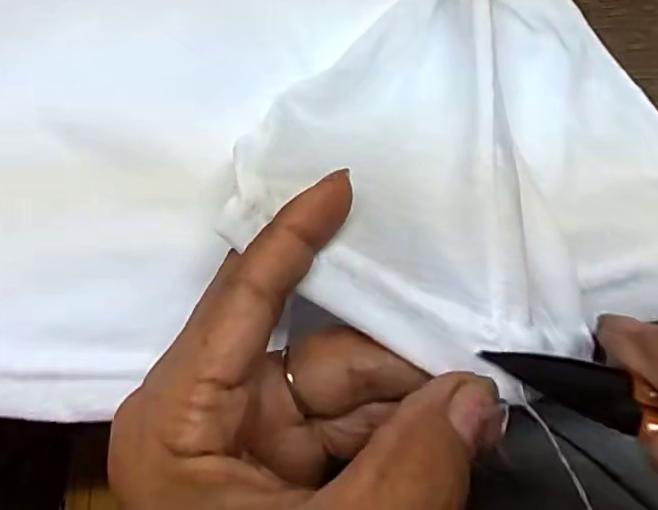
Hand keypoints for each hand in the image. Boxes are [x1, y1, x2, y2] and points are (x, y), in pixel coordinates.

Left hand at [110, 171, 505, 507]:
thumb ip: (413, 465)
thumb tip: (478, 391)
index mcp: (180, 415)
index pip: (243, 292)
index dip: (294, 233)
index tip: (341, 182)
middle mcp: (205, 414)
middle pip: (309, 352)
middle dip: (390, 355)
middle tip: (462, 353)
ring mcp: (241, 446)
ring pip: (338, 393)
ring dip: (407, 399)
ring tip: (472, 405)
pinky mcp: (273, 475)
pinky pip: (345, 431)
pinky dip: (398, 430)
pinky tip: (449, 430)